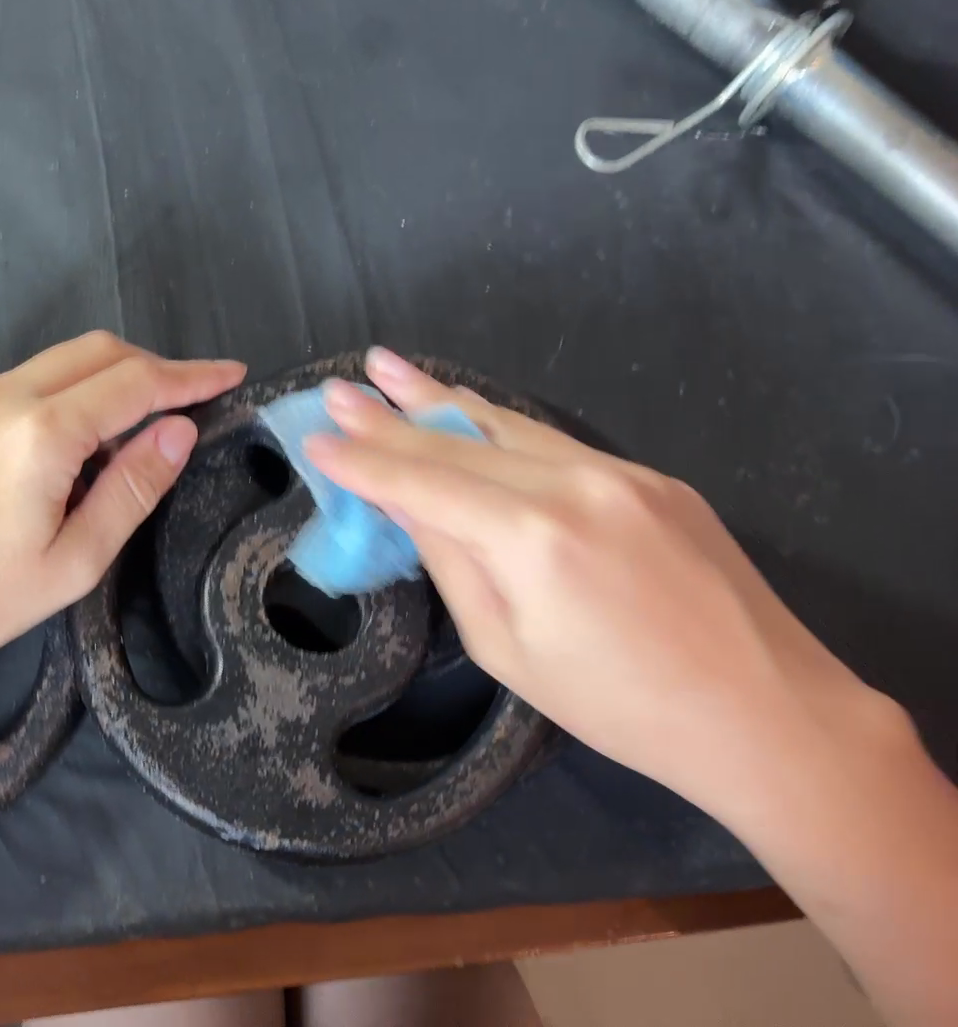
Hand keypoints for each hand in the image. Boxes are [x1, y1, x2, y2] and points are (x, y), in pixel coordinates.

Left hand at [0, 332, 245, 702]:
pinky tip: (66, 441)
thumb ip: (131, 489)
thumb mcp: (72, 561)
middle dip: (150, 367)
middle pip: (94, 352)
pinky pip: (17, 385)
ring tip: (132, 426)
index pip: (134, 382)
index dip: (190, 376)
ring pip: (53, 364)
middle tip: (187, 401)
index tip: (230, 374)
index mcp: (40, 431)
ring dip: (103, 379)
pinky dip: (59, 394)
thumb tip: (178, 431)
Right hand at [304, 347, 898, 807]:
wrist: (768, 714)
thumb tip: (399, 501)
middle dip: (388, 417)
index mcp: (531, 537)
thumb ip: (449, 559)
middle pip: (456, 442)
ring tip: (387, 367)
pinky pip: (549, 441)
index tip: (314, 439)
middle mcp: (574, 485)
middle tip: (335, 391)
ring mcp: (619, 473)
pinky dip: (493, 424)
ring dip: (438, 398)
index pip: (421, 482)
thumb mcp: (504, 644)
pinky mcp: (649, 477)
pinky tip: (462, 411)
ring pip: (505, 424)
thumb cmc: (614, 702)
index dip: (362, 460)